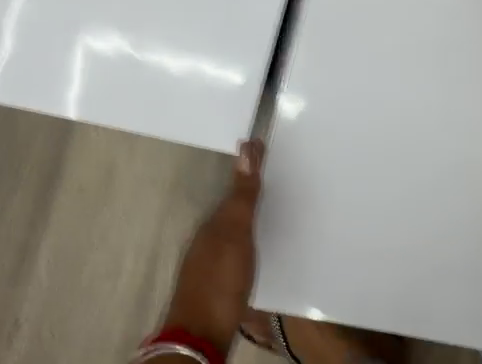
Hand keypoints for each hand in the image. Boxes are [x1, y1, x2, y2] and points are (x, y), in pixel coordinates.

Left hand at [163, 140, 263, 351]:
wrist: (201, 337)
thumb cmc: (219, 280)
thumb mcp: (235, 234)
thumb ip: (243, 195)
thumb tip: (245, 146)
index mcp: (215, 224)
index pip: (237, 187)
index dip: (253, 166)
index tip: (266, 144)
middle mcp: (211, 239)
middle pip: (236, 208)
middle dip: (254, 191)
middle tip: (280, 173)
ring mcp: (214, 264)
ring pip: (237, 230)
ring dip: (254, 217)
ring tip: (279, 207)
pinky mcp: (222, 285)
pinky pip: (241, 250)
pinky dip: (254, 239)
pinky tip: (266, 246)